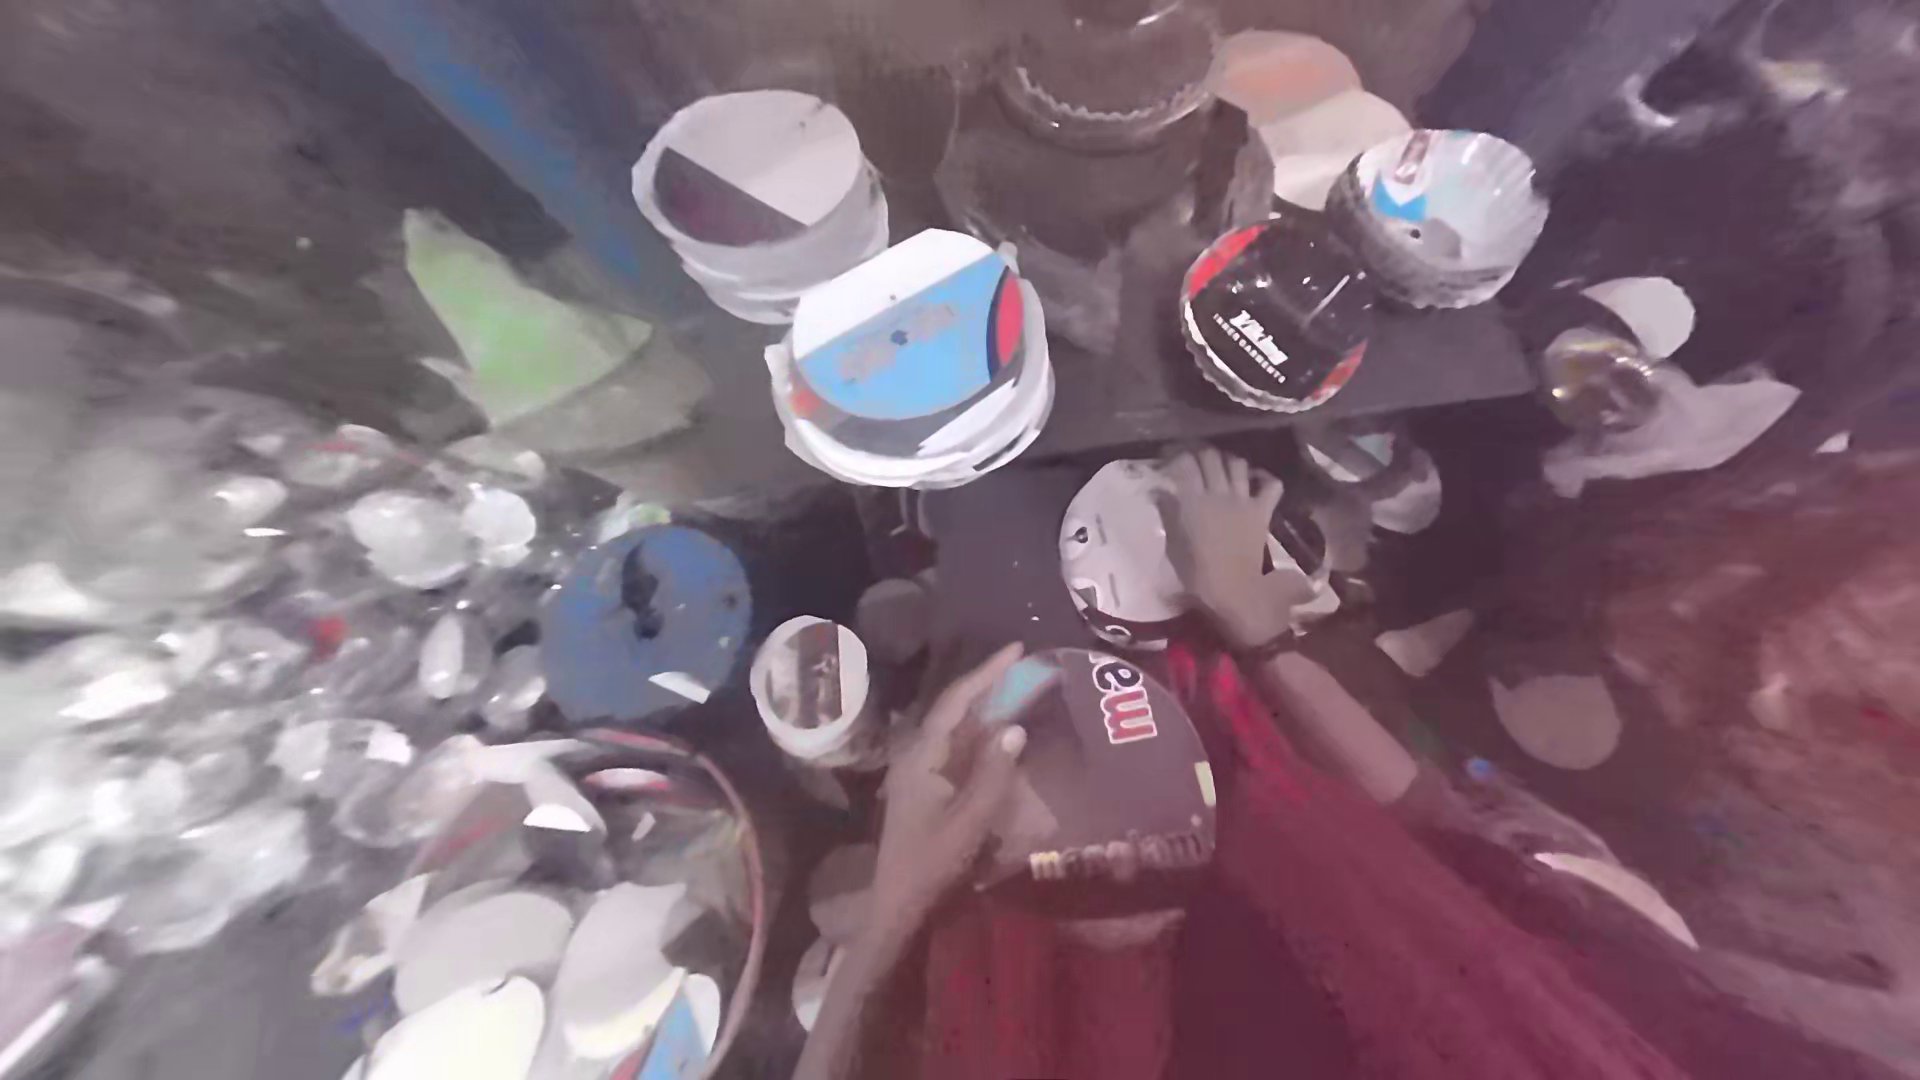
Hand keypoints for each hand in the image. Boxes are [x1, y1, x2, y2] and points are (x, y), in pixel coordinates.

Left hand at [871, 643, 1028, 936]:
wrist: (900, 906)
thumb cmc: (931, 864)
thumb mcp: (970, 822)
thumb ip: (994, 774)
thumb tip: (1015, 728)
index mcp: (923, 753)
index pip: (957, 700)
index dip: (987, 672)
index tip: (1016, 650)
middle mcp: (920, 751)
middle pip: (957, 707)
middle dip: (990, 684)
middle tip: (1025, 666)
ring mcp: (924, 767)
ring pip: (959, 725)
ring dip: (988, 706)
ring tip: (1021, 688)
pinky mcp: (931, 782)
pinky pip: (960, 746)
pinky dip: (983, 733)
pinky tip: (1003, 731)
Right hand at [1163, 447, 1314, 648]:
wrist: (1234, 591)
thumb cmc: (1196, 573)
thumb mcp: (1174, 543)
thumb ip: (1168, 513)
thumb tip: (1159, 492)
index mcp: (1193, 502)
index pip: (1184, 464)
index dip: (1175, 455)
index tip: (1167, 459)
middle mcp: (1219, 494)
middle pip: (1210, 457)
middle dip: (1199, 453)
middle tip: (1192, 459)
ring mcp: (1244, 500)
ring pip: (1237, 463)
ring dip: (1227, 460)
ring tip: (1219, 467)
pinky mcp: (1263, 511)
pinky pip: (1271, 485)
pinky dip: (1263, 477)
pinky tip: (1253, 479)